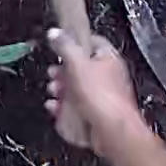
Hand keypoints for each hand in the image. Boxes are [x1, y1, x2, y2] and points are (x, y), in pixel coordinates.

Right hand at [44, 28, 145, 153]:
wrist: (112, 132)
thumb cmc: (99, 95)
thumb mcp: (77, 63)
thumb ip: (64, 46)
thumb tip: (55, 32)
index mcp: (109, 58)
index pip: (92, 41)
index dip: (74, 43)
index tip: (59, 46)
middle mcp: (110, 76)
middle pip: (82, 68)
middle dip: (63, 71)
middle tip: (52, 73)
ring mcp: (105, 98)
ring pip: (79, 90)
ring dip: (62, 90)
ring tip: (52, 91)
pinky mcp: (99, 116)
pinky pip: (79, 108)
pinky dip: (66, 109)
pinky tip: (56, 108)